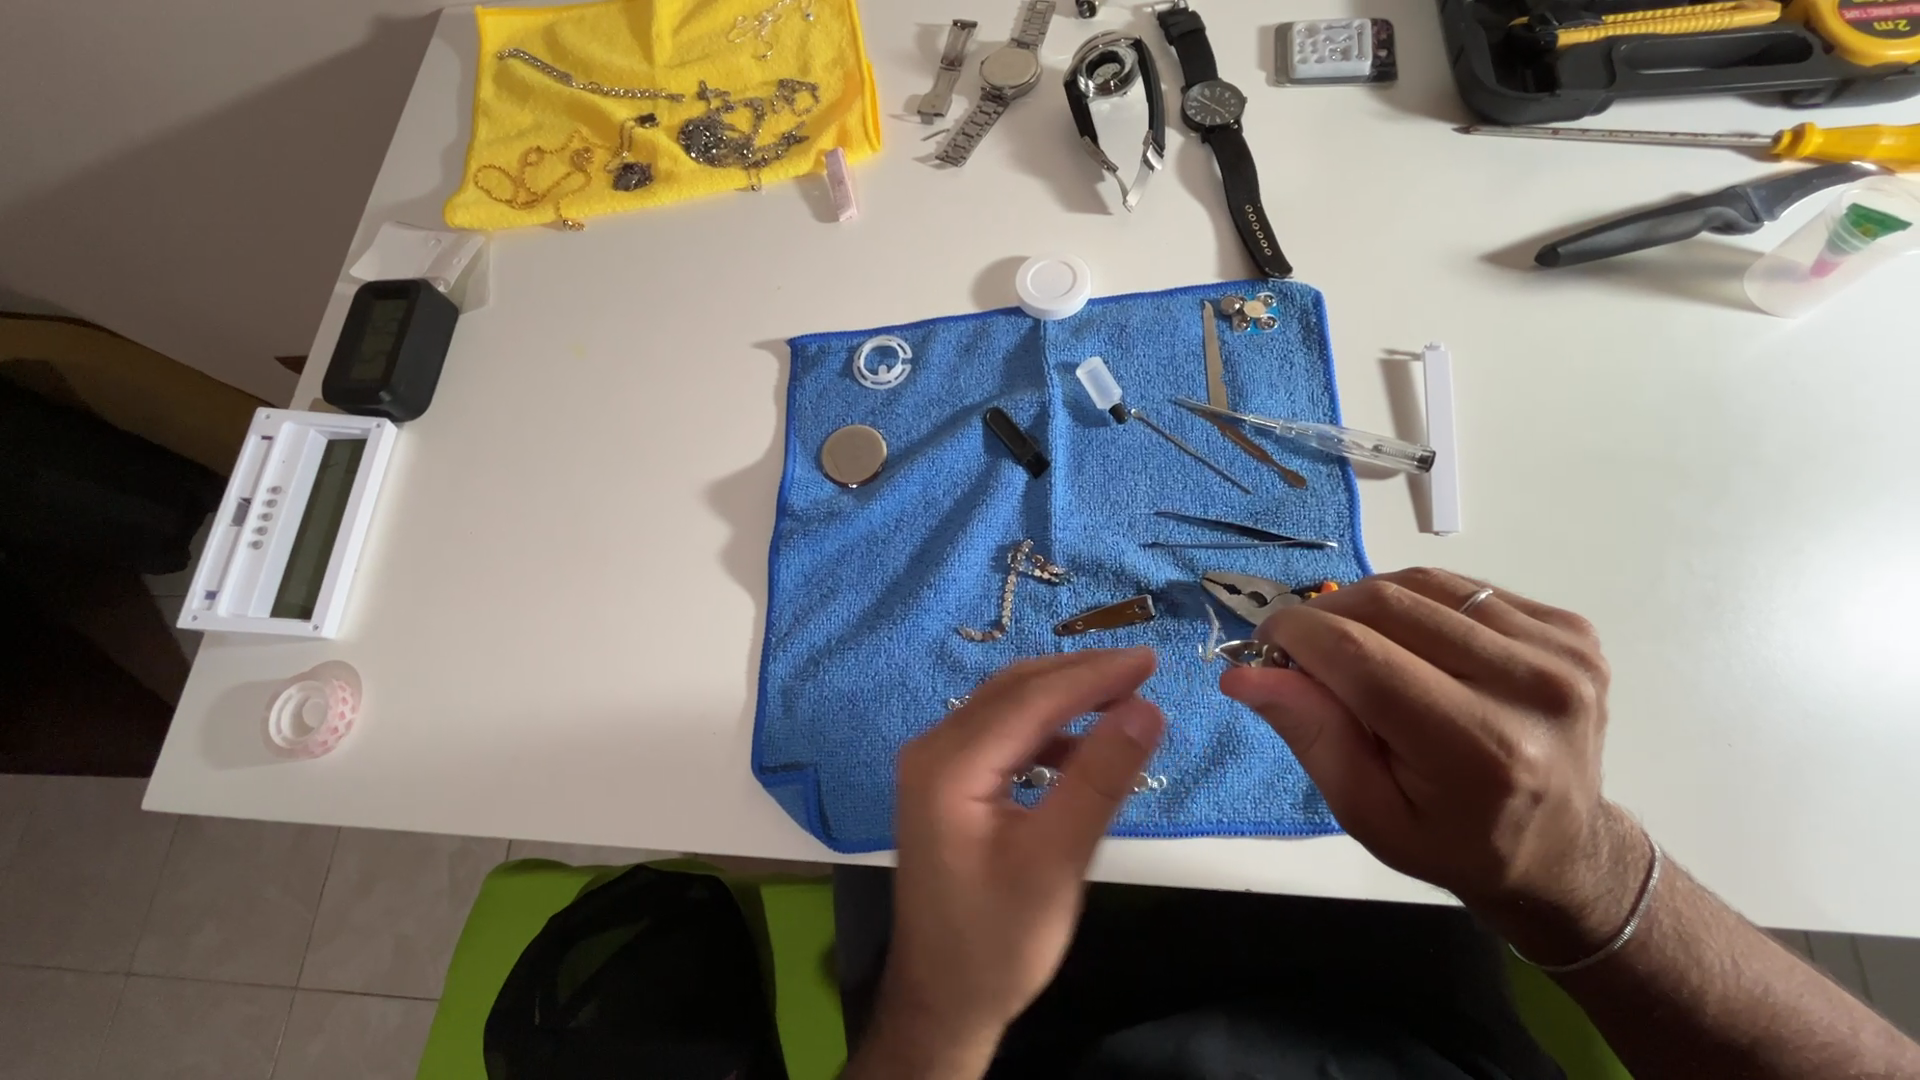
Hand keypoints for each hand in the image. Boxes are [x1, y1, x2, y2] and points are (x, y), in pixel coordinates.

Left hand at [854, 649, 1164, 1078]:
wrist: (943, 999)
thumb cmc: (999, 940)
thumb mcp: (1057, 861)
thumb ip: (1099, 779)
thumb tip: (1145, 708)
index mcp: (949, 765)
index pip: (1031, 699)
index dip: (1094, 674)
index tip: (1151, 660)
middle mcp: (932, 749)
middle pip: (1014, 691)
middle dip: (1079, 675)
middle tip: (1142, 668)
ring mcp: (933, 765)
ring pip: (1005, 707)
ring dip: (1062, 696)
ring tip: (1120, 697)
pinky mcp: (945, 783)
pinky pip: (998, 735)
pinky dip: (1043, 729)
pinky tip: (1079, 746)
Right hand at [1219, 568, 1647, 964]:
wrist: (1563, 849)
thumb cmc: (1452, 840)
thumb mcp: (1365, 812)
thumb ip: (1310, 734)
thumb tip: (1243, 673)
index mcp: (1481, 748)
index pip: (1360, 654)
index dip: (1294, 636)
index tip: (1265, 647)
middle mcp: (1533, 686)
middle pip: (1386, 604)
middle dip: (1320, 616)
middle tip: (1299, 649)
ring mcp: (1560, 650)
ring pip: (1417, 583)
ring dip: (1361, 604)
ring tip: (1349, 644)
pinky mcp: (1571, 626)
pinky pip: (1455, 586)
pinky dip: (1409, 602)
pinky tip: (1405, 639)